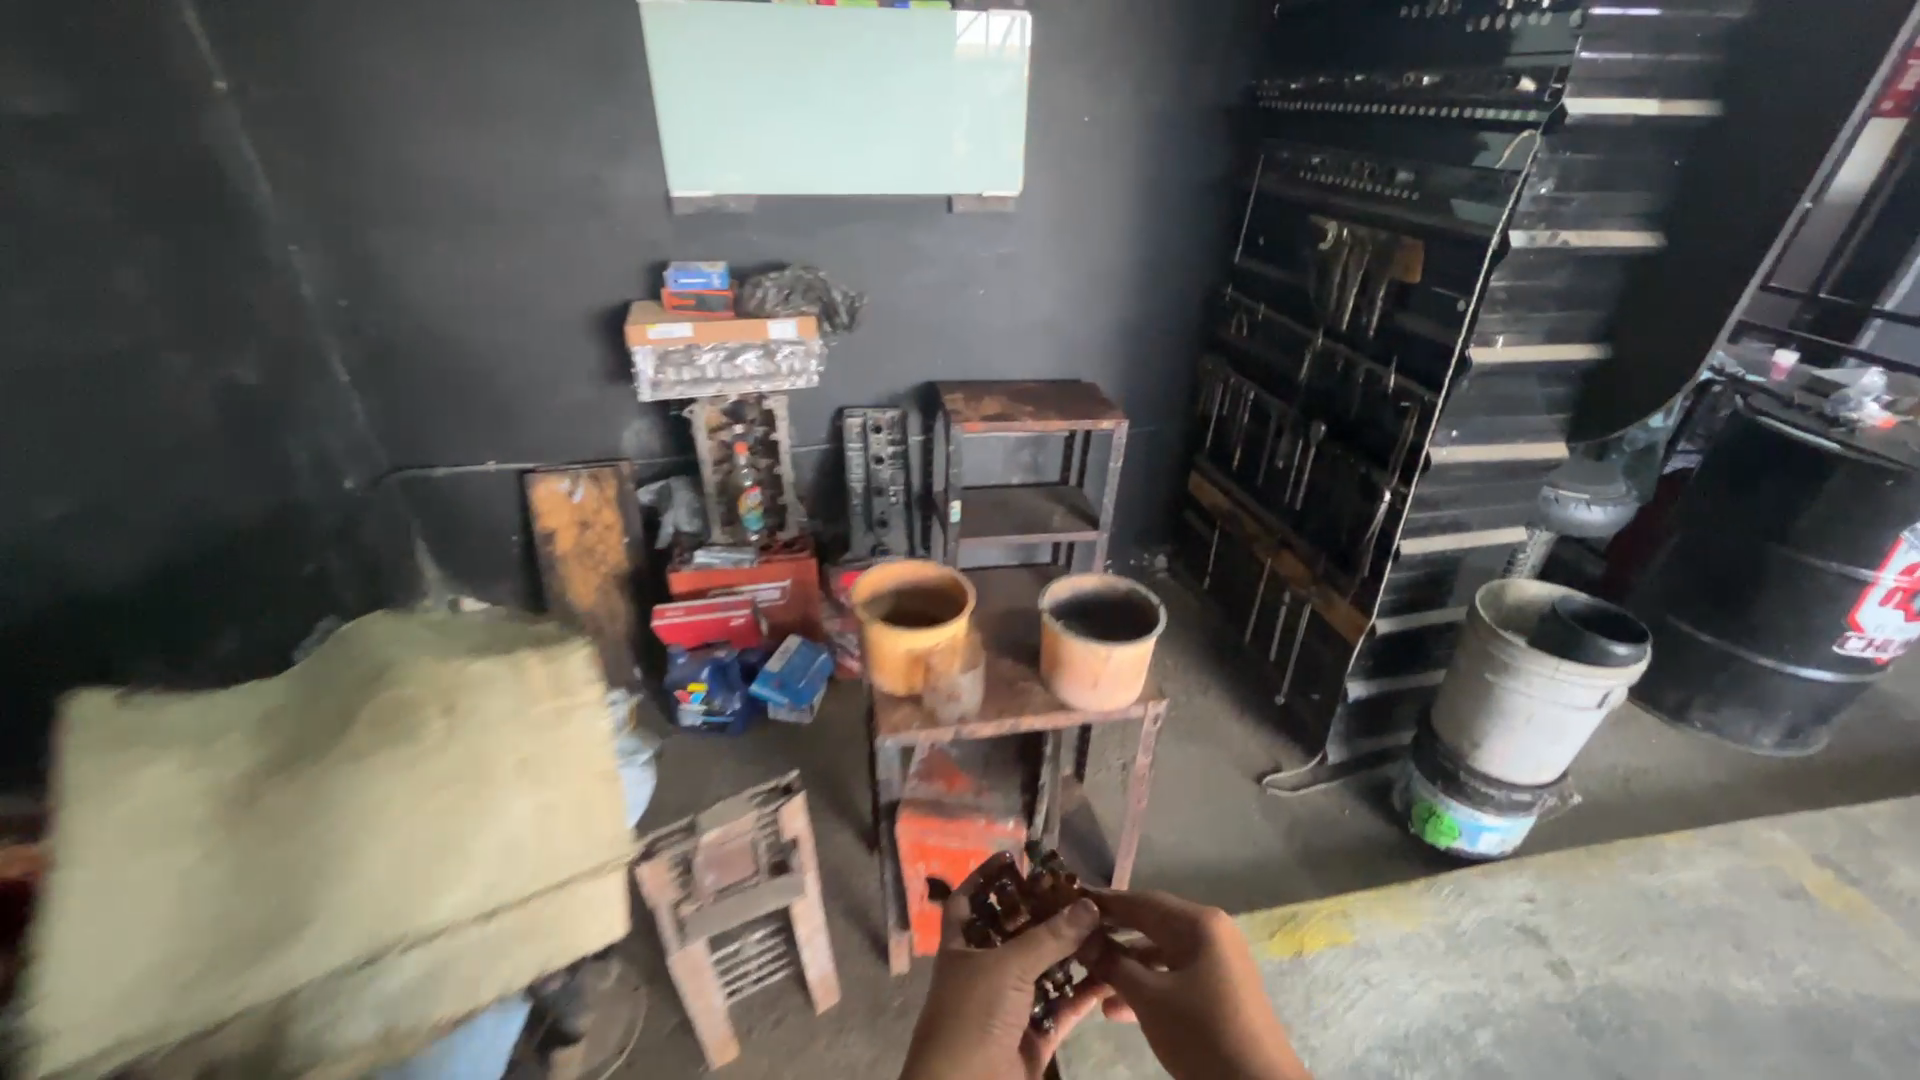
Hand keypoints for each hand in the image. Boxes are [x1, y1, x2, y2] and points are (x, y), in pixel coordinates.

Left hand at [898, 852, 1129, 1079]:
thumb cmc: (972, 1015)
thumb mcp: (1006, 967)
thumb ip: (1049, 937)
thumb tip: (1089, 905)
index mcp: (961, 947)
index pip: (967, 901)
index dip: (985, 878)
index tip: (1013, 857)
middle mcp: (983, 971)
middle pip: (1016, 933)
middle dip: (1045, 915)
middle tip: (1079, 894)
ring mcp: (1009, 1006)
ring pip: (1044, 970)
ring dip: (1071, 953)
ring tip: (1104, 927)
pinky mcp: (1034, 1037)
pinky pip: (1062, 1007)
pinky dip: (1084, 992)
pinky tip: (1111, 972)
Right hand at [1085, 889, 1311, 1079]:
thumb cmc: (1203, 1036)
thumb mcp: (1150, 998)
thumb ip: (1112, 963)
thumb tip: (1081, 938)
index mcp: (1199, 924)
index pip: (1140, 901)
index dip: (1103, 904)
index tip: (1068, 903)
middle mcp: (1210, 933)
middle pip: (1149, 926)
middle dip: (1111, 938)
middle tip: (1073, 945)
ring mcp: (1217, 963)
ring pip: (1160, 955)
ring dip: (1125, 968)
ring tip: (1087, 984)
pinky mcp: (1219, 992)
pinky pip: (1174, 977)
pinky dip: (1147, 987)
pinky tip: (1114, 1010)